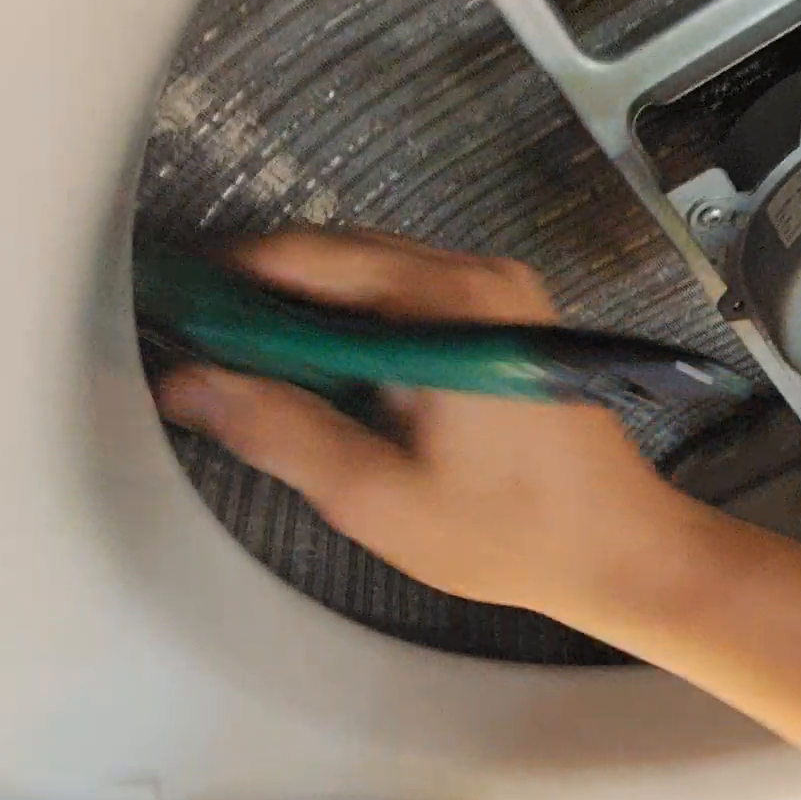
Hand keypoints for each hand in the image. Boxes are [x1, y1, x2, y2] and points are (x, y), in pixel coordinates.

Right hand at [155, 230, 702, 616]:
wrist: (618, 542)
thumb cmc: (509, 530)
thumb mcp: (377, 494)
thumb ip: (280, 430)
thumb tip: (191, 384)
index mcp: (452, 303)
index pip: (315, 258)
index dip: (238, 283)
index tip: (182, 315)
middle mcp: (484, 276)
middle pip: (353, 257)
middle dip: (280, 297)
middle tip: (222, 354)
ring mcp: (509, 291)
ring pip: (387, 274)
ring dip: (327, 311)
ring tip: (276, 372)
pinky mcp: (518, 316)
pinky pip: (425, 295)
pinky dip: (376, 321)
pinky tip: (350, 374)